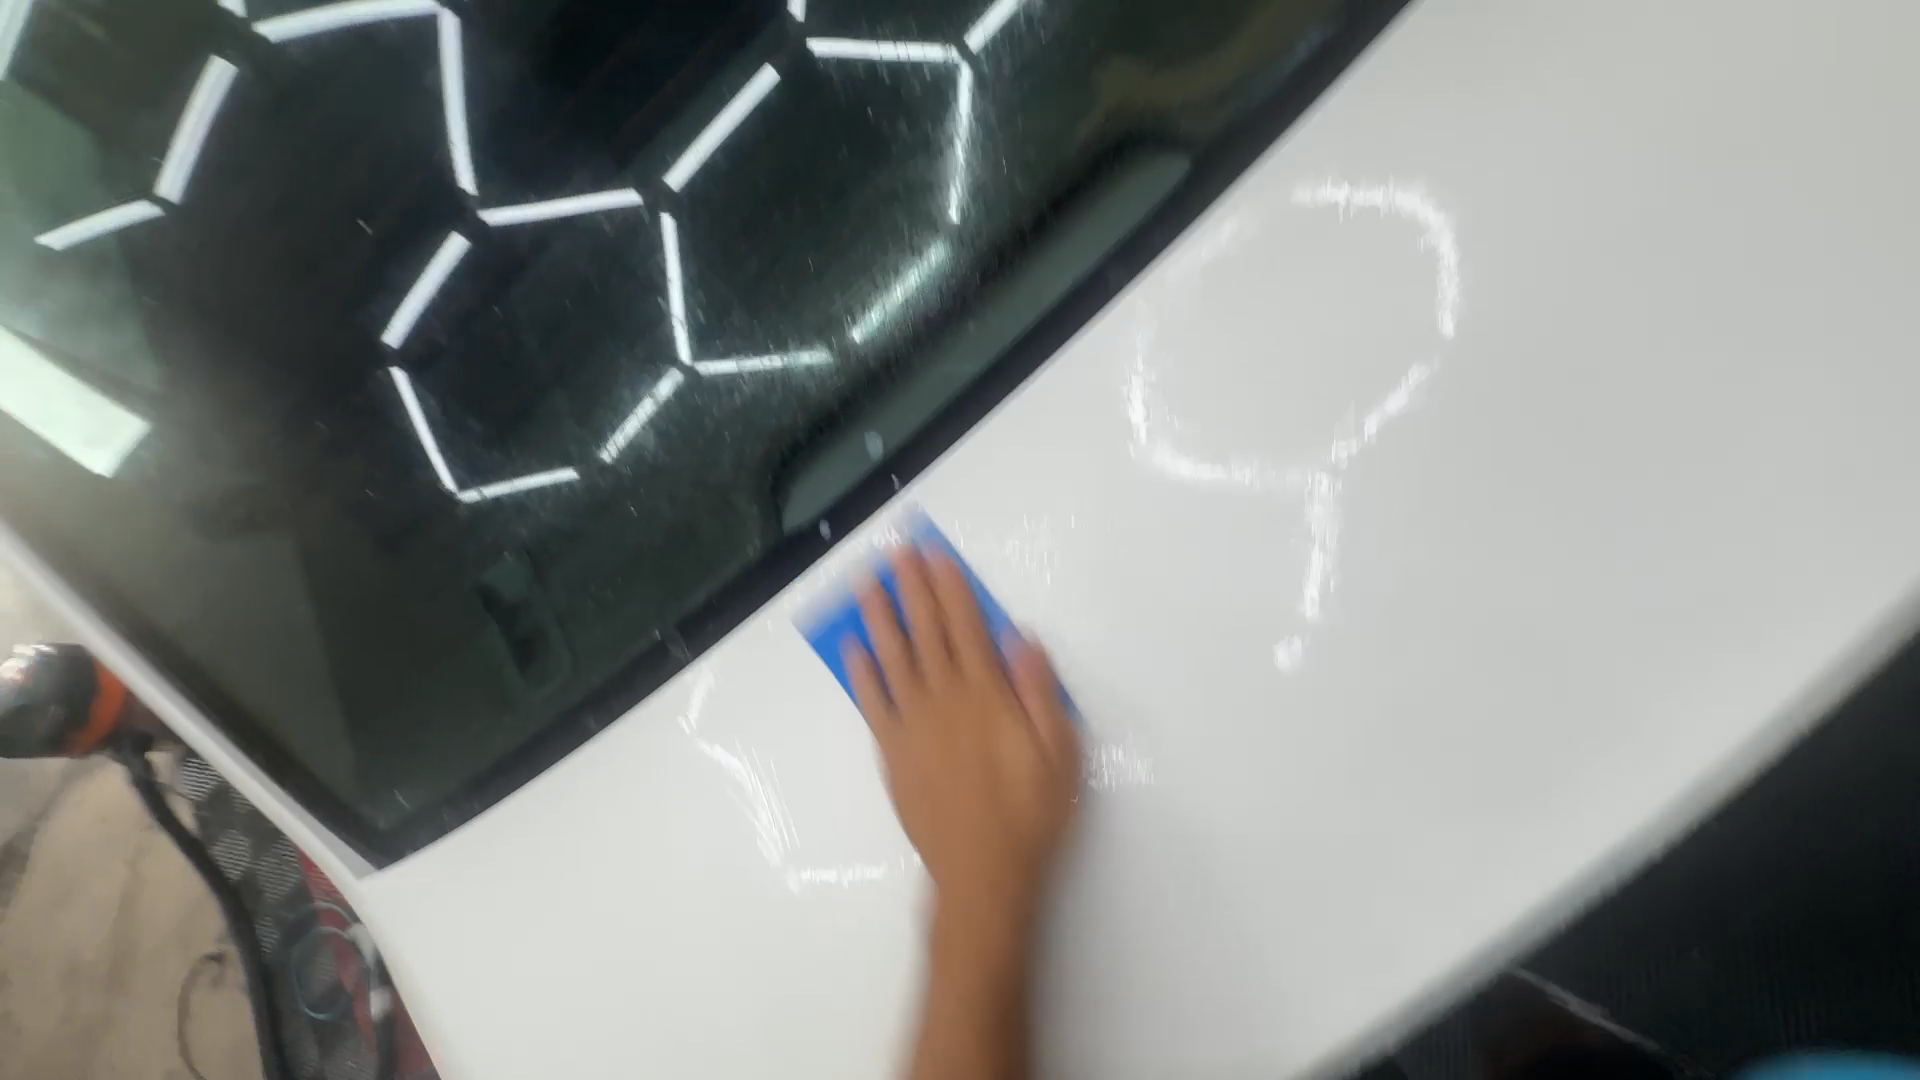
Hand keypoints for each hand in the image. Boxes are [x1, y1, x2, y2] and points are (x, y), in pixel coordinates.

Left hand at [843, 545, 1080, 933]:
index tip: (936, 554)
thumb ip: (1039, 691)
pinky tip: (852, 645)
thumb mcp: (1059, 751)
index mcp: (986, 693)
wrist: (981, 872)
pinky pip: (872, 701)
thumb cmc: (1030, 811)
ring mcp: (912, 722)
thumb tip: (1020, 636)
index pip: (965, 625)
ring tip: (865, 581)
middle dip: (912, 585)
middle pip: (926, 630)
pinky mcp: (891, 750)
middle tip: (896, 549)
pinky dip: (861, 671)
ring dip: (879, 614)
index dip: (950, 587)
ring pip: (892, 655)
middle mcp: (944, 697)